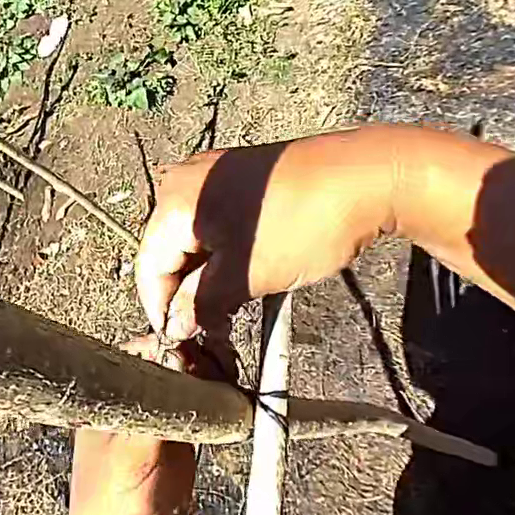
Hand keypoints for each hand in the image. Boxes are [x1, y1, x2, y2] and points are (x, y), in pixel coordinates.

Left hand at [65, 336, 216, 514]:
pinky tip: (234, 399)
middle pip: (175, 354)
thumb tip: (179, 355)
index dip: (176, 341)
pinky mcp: (183, 428)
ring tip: (230, 385)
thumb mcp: (133, 452)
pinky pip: (205, 400)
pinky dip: (221, 397)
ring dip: (215, 376)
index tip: (200, 350)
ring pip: (194, 374)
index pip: (146, 344)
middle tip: (223, 370)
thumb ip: (158, 406)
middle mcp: (133, 390)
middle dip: (202, 358)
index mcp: (107, 386)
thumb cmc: (114, 504)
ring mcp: (159, 408)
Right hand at [134, 127, 410, 340]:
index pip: (148, 266)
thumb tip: (176, 325)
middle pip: (168, 250)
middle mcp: (186, 180)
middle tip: (207, 330)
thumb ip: (199, 304)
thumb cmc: (303, 223)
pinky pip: (216, 222)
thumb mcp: (245, 276)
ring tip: (228, 309)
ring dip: (206, 277)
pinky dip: (224, 253)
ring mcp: (214, 174)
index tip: (178, 340)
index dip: (160, 310)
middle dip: (185, 293)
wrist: (365, 177)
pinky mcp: (240, 176)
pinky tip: (242, 276)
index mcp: (176, 201)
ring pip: (194, 238)